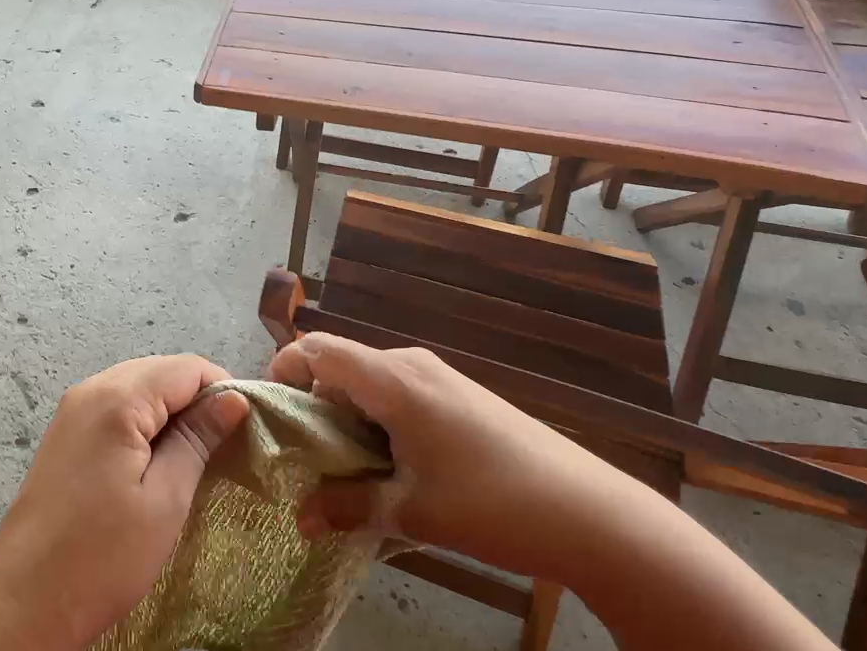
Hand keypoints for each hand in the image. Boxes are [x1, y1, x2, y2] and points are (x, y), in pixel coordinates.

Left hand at [0, 355, 250, 650]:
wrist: (25, 598)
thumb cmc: (102, 555)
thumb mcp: (165, 499)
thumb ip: (198, 439)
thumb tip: (233, 398)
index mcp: (116, 397)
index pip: (186, 367)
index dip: (225, 389)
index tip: (251, 428)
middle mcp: (90, 389)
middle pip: (161, 372)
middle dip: (199, 400)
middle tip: (229, 446)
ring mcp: (73, 410)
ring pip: (139, 389)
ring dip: (174, 414)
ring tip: (200, 457)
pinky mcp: (66, 434)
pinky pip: (117, 409)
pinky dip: (146, 424)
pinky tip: (162, 461)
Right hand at [271, 333, 653, 582]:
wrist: (594, 515)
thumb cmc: (493, 503)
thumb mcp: (411, 512)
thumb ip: (347, 508)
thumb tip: (299, 517)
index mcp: (392, 379)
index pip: (316, 348)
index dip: (284, 370)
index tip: (272, 413)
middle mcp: (411, 365)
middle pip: (341, 366)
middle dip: (315, 405)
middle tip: (305, 456)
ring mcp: (440, 379)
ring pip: (371, 383)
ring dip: (349, 418)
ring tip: (348, 471)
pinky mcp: (462, 397)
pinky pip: (401, 396)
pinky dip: (381, 422)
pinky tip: (395, 470)